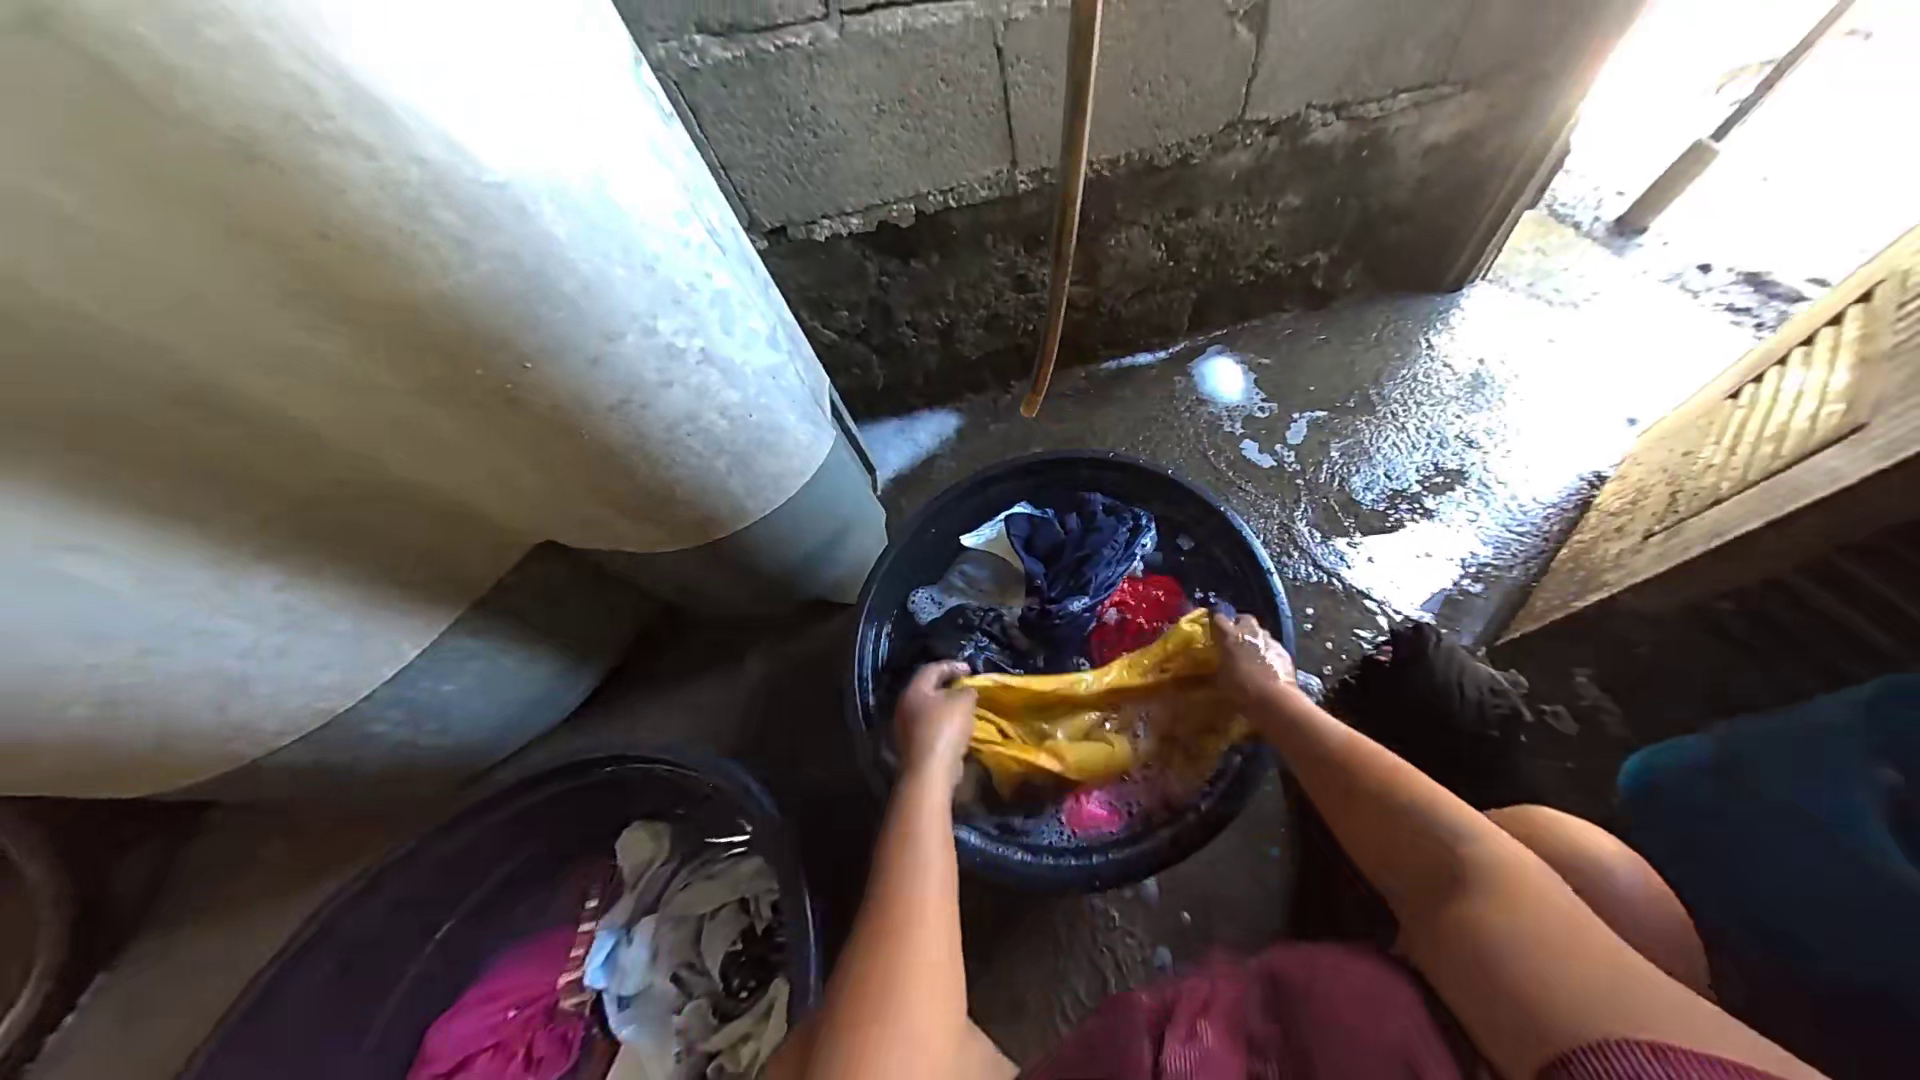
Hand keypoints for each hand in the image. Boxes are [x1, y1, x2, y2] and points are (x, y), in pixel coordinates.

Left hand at [894, 661, 976, 786]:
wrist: (930, 770)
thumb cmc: (945, 728)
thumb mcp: (963, 701)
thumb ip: (967, 690)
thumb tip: (966, 691)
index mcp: (913, 690)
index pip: (932, 669)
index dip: (952, 666)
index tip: (971, 669)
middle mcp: (905, 706)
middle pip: (928, 690)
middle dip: (949, 687)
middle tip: (967, 687)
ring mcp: (906, 728)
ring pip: (929, 710)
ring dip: (948, 708)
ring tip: (966, 709)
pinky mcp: (914, 746)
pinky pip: (931, 727)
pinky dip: (945, 724)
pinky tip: (959, 729)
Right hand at [1212, 611, 1300, 705]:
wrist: (1274, 701)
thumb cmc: (1240, 690)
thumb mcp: (1218, 680)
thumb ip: (1212, 669)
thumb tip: (1204, 670)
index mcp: (1229, 636)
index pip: (1218, 618)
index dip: (1215, 622)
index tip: (1212, 630)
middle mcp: (1250, 632)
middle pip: (1244, 619)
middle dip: (1238, 625)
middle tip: (1232, 638)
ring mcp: (1270, 641)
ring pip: (1260, 632)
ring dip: (1254, 639)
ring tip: (1250, 653)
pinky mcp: (1285, 652)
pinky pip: (1273, 647)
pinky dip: (1268, 652)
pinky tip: (1266, 666)